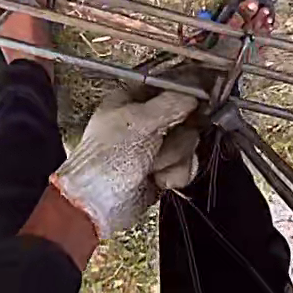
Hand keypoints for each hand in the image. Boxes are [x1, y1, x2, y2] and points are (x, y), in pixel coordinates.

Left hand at [51, 88, 199, 238]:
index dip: (184, 95)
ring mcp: (153, 147)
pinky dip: (174, 175)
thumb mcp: (139, 122)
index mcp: (131, 101)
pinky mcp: (161, 169)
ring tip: (152, 166)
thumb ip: (171, 103)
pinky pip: (186, 165)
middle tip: (160, 142)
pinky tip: (157, 179)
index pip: (167, 87)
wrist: (98, 205)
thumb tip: (193, 96)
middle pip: (185, 116)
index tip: (194, 103)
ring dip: (172, 158)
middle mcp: (143, 121)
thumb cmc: (106, 161)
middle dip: (176, 135)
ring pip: (188, 142)